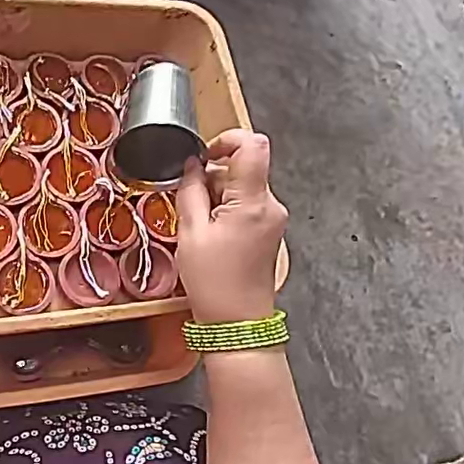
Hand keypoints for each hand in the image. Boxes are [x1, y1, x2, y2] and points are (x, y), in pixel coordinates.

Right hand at [174, 129, 286, 323]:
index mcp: (253, 202)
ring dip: (217, 196)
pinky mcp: (268, 230)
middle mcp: (271, 206)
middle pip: (243, 168)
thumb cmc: (214, 283)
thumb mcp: (190, 233)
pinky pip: (246, 205)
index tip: (203, 156)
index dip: (226, 140)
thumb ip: (190, 191)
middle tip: (190, 205)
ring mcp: (273, 219)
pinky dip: (225, 210)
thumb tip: (191, 167)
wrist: (236, 323)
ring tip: (198, 227)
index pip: (253, 145)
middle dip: (212, 178)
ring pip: (242, 187)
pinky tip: (209, 235)